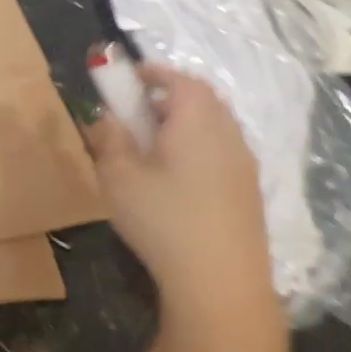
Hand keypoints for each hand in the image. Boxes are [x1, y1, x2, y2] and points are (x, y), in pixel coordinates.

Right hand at [82, 65, 277, 326]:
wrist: (218, 278)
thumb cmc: (160, 218)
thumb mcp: (117, 175)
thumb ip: (109, 138)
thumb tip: (107, 115)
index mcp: (198, 128)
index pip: (184, 82)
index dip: (153, 72)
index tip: (121, 77)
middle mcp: (228, 140)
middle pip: (203, 102)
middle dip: (163, 96)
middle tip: (125, 108)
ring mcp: (242, 167)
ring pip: (212, 127)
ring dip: (176, 121)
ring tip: (139, 141)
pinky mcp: (244, 191)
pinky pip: (217, 149)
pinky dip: (190, 143)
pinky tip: (163, 170)